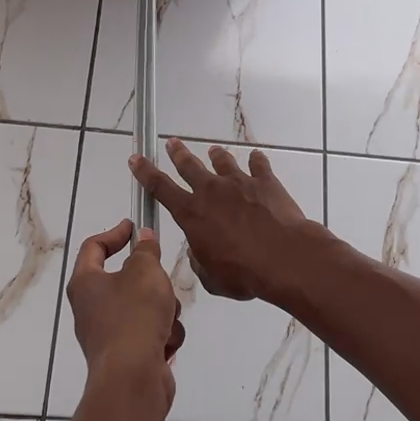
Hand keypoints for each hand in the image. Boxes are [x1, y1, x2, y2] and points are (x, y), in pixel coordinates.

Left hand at [67, 219, 183, 401]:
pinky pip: (151, 334)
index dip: (114, 233)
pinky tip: (165, 343)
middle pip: (126, 280)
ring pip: (145, 307)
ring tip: (166, 319)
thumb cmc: (134, 316)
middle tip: (161, 282)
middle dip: (152, 282)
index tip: (134, 227)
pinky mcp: (127, 357)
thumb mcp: (145, 271)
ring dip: (163, 310)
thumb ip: (146, 250)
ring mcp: (108, 335)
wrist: (133, 379)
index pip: (93, 247)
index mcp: (86, 283)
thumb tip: (143, 239)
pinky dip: (163, 336)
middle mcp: (91, 308)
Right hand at [130, 138, 329, 302]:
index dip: (145, 172)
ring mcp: (239, 182)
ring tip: (214, 151)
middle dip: (178, 153)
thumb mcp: (211, 278)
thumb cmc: (243, 273)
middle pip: (189, 165)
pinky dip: (256, 160)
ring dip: (217, 156)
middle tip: (172, 142)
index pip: (160, 188)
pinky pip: (258, 164)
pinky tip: (256, 157)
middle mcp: (211, 191)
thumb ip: (200, 261)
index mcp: (192, 213)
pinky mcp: (265, 181)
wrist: (283, 256)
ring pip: (222, 161)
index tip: (136, 158)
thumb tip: (200, 252)